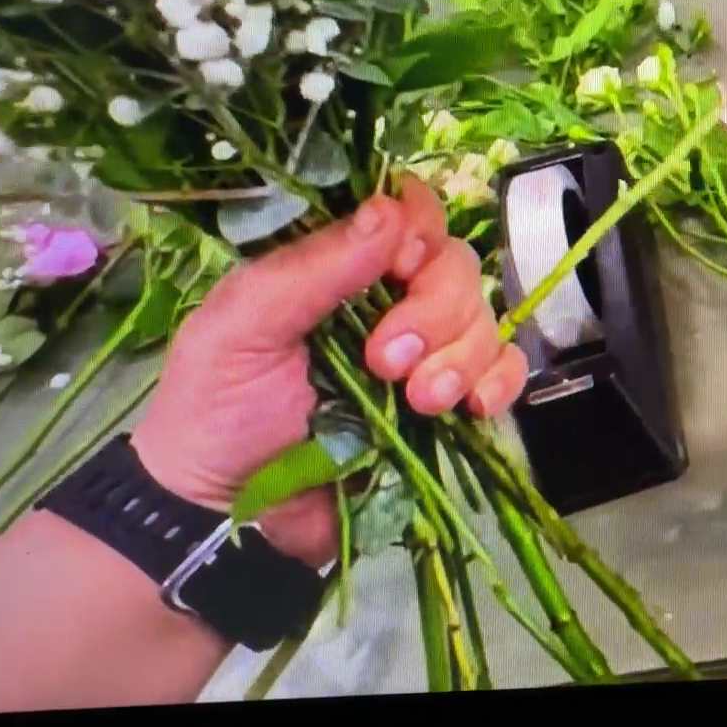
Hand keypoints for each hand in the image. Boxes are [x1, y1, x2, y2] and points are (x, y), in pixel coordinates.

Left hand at [130, 180, 527, 568]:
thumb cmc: (218, 409)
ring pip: (486, 318)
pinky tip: (473, 408)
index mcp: (342, 265)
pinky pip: (507, 369)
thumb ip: (312, 268)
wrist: (236, 517)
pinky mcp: (456, 399)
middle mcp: (394, 297)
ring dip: (461, 358)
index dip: (420, 230)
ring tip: (418, 402)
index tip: (400, 268)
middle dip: (434, 313)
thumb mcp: (241, 329)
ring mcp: (430, 349)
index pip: (409, 212)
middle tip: (385, 363)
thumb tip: (389, 210)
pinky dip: (500, 382)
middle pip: (456, 266)